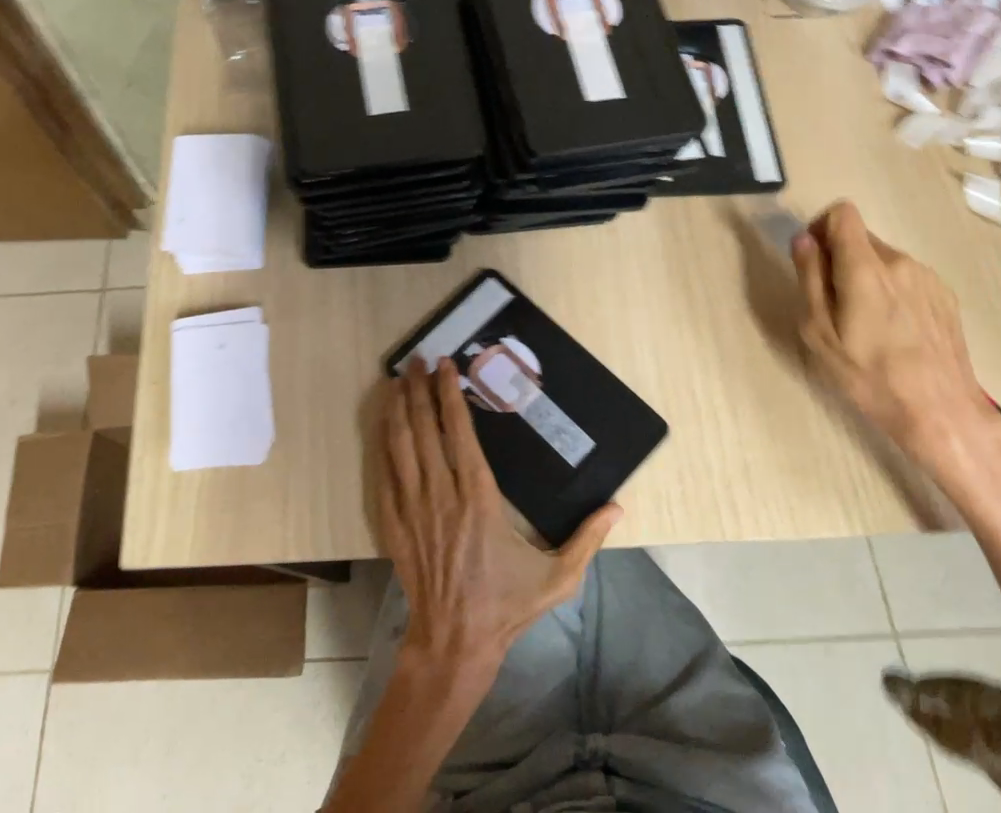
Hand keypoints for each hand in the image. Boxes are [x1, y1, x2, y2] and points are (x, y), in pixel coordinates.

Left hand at [378, 359, 620, 666]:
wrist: (454, 640)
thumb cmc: (506, 605)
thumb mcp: (558, 577)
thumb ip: (588, 539)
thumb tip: (619, 508)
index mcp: (479, 498)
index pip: (459, 433)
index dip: (449, 395)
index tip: (444, 367)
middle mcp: (441, 494)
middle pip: (423, 430)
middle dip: (417, 390)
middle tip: (414, 360)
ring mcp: (413, 509)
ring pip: (399, 447)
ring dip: (397, 410)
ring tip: (395, 381)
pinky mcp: (395, 526)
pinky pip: (383, 477)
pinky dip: (381, 447)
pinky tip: (381, 428)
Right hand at [791, 201, 1000, 497]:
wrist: (939, 411)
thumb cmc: (868, 376)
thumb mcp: (819, 333)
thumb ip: (809, 280)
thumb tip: (804, 241)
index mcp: (865, 268)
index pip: (843, 214)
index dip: (820, 228)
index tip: (812, 260)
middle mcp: (901, 262)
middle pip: (860, 238)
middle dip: (838, 259)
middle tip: (830, 305)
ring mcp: (928, 278)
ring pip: (883, 260)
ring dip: (864, 277)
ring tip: (862, 324)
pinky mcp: (944, 296)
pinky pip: (905, 278)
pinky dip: (888, 292)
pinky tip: (890, 332)